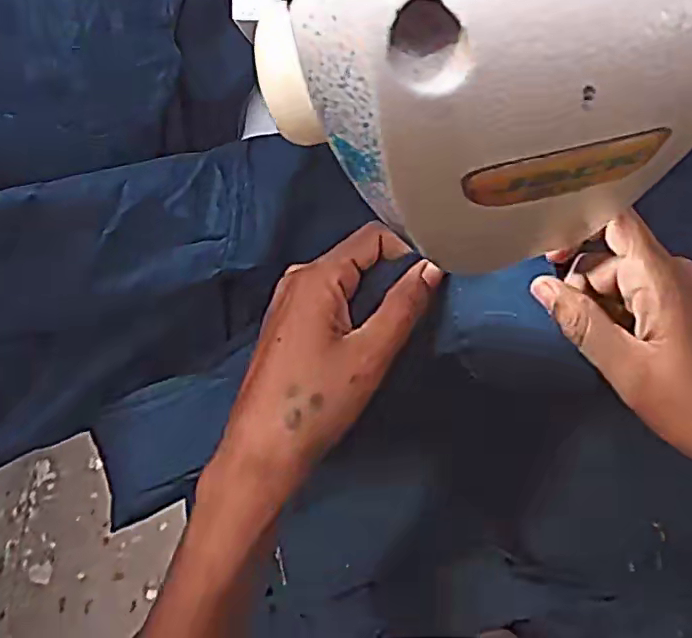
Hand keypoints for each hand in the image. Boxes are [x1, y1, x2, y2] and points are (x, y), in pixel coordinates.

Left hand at [211, 222, 443, 512]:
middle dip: (392, 275)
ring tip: (391, 329)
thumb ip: (404, 304)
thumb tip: (431, 267)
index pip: (373, 236)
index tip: (430, 280)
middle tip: (416, 308)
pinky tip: (362, 341)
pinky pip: (330, 297)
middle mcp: (298, 277)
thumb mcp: (370, 353)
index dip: (407, 251)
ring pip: (346, 278)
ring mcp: (288, 299)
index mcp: (316, 275)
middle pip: (359, 255)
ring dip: (374, 295)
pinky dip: (354, 308)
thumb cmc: (315, 403)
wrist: (260, 455)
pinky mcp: (287, 322)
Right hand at [530, 211, 691, 495]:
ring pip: (622, 278)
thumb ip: (580, 322)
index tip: (547, 256)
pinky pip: (641, 295)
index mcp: (660, 274)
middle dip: (584, 285)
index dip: (578, 224)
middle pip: (611, 255)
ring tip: (608, 351)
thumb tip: (540, 285)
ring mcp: (684, 289)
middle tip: (579, 332)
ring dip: (602, 306)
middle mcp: (674, 270)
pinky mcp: (689, 309)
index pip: (615, 219)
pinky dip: (622, 315)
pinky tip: (626, 350)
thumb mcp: (627, 368)